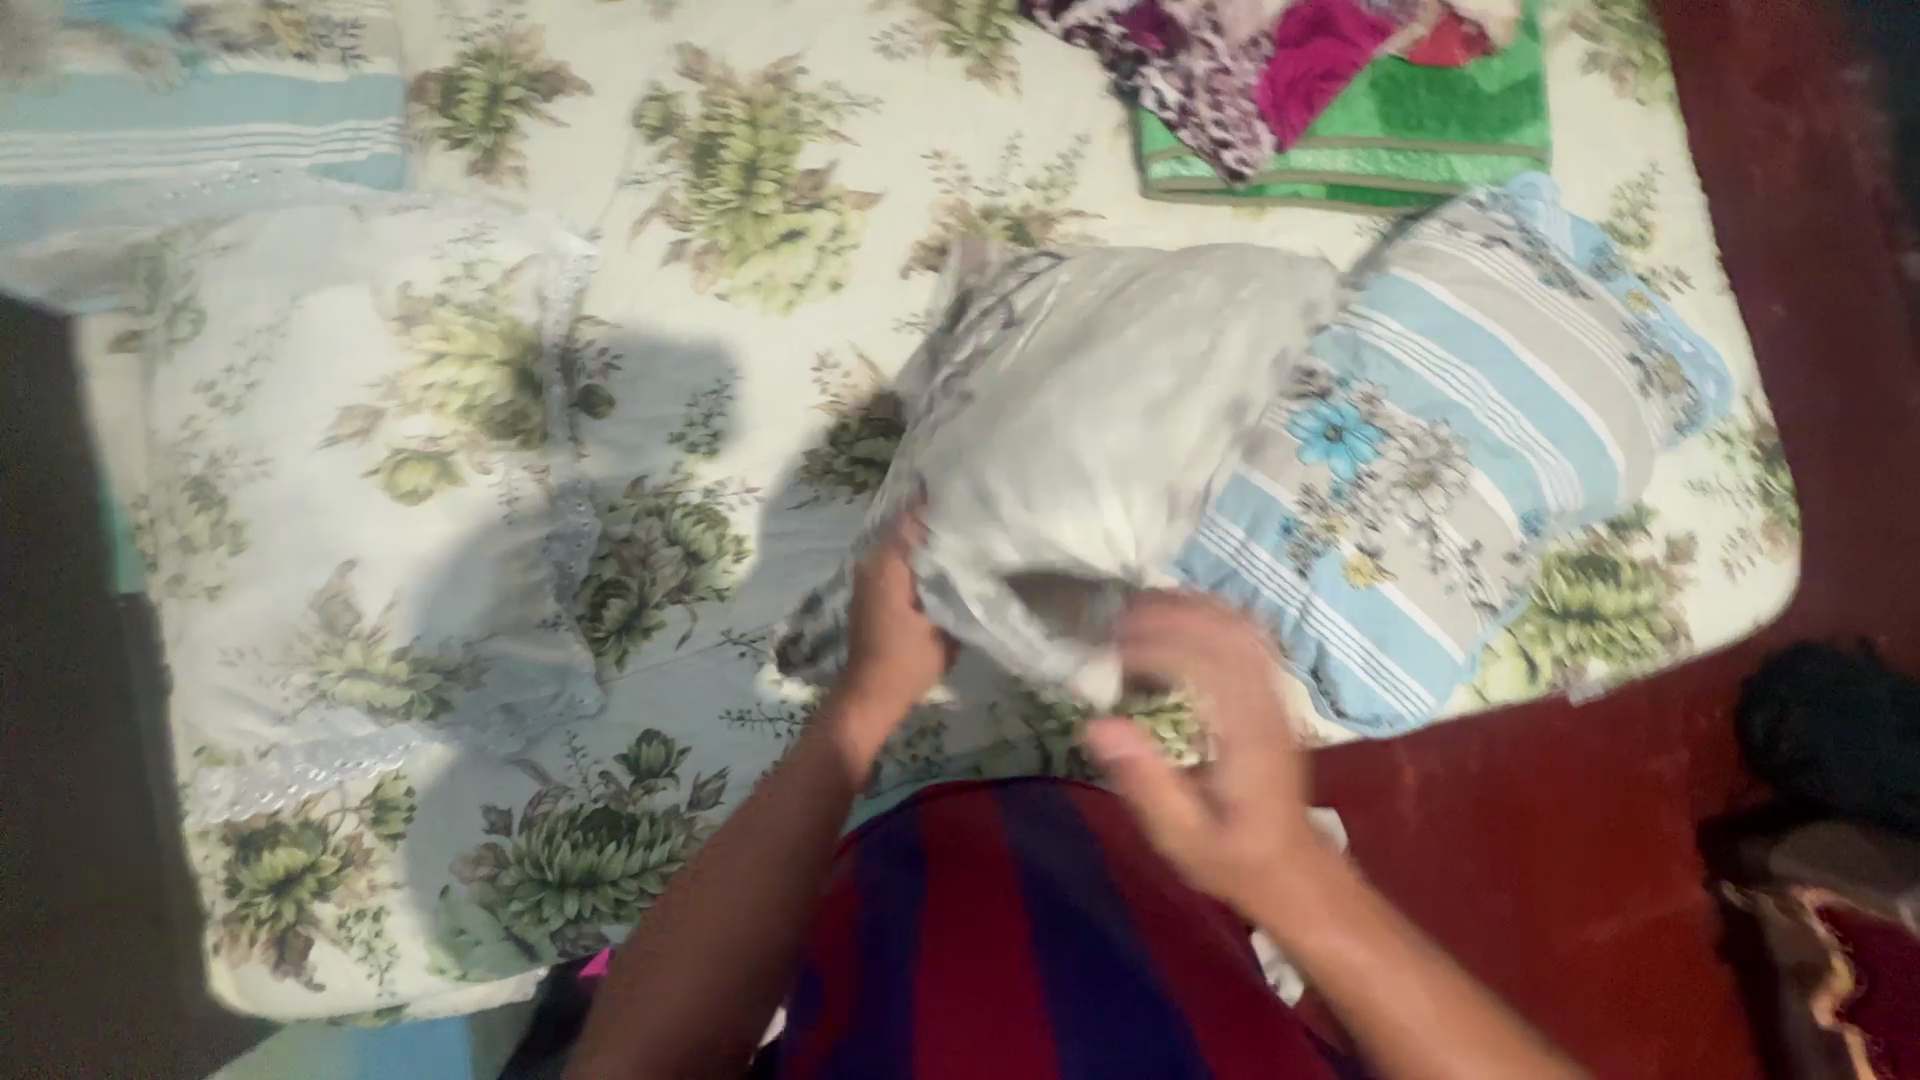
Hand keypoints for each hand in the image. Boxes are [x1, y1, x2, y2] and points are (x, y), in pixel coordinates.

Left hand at [834, 507, 956, 720]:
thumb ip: (956, 586)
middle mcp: (872, 562)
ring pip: (899, 543)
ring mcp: (867, 576)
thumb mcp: (943, 624)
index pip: (911, 518)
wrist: (872, 693)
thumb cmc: (908, 660)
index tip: (963, 489)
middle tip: (969, 507)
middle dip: (933, 517)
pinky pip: (895, 560)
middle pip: (904, 527)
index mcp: (888, 564)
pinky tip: (942, 558)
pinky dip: (916, 555)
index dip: (934, 502)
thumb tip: (972, 558)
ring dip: (924, 536)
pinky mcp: (871, 590)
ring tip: (960, 528)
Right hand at [1081, 591, 1319, 914]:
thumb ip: (1146, 783)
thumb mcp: (1183, 837)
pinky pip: (1248, 636)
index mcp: (1246, 737)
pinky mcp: (1272, 695)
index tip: (1111, 652)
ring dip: (1190, 608)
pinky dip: (1210, 616)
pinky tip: (1178, 619)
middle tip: (1116, 621)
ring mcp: (1276, 696)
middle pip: (1228, 631)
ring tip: (1139, 611)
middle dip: (1170, 614)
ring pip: (1242, 626)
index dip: (1156, 644)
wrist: (1292, 869)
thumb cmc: (1232, 857)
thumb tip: (1097, 725)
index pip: (1207, 664)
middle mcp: (1267, 706)